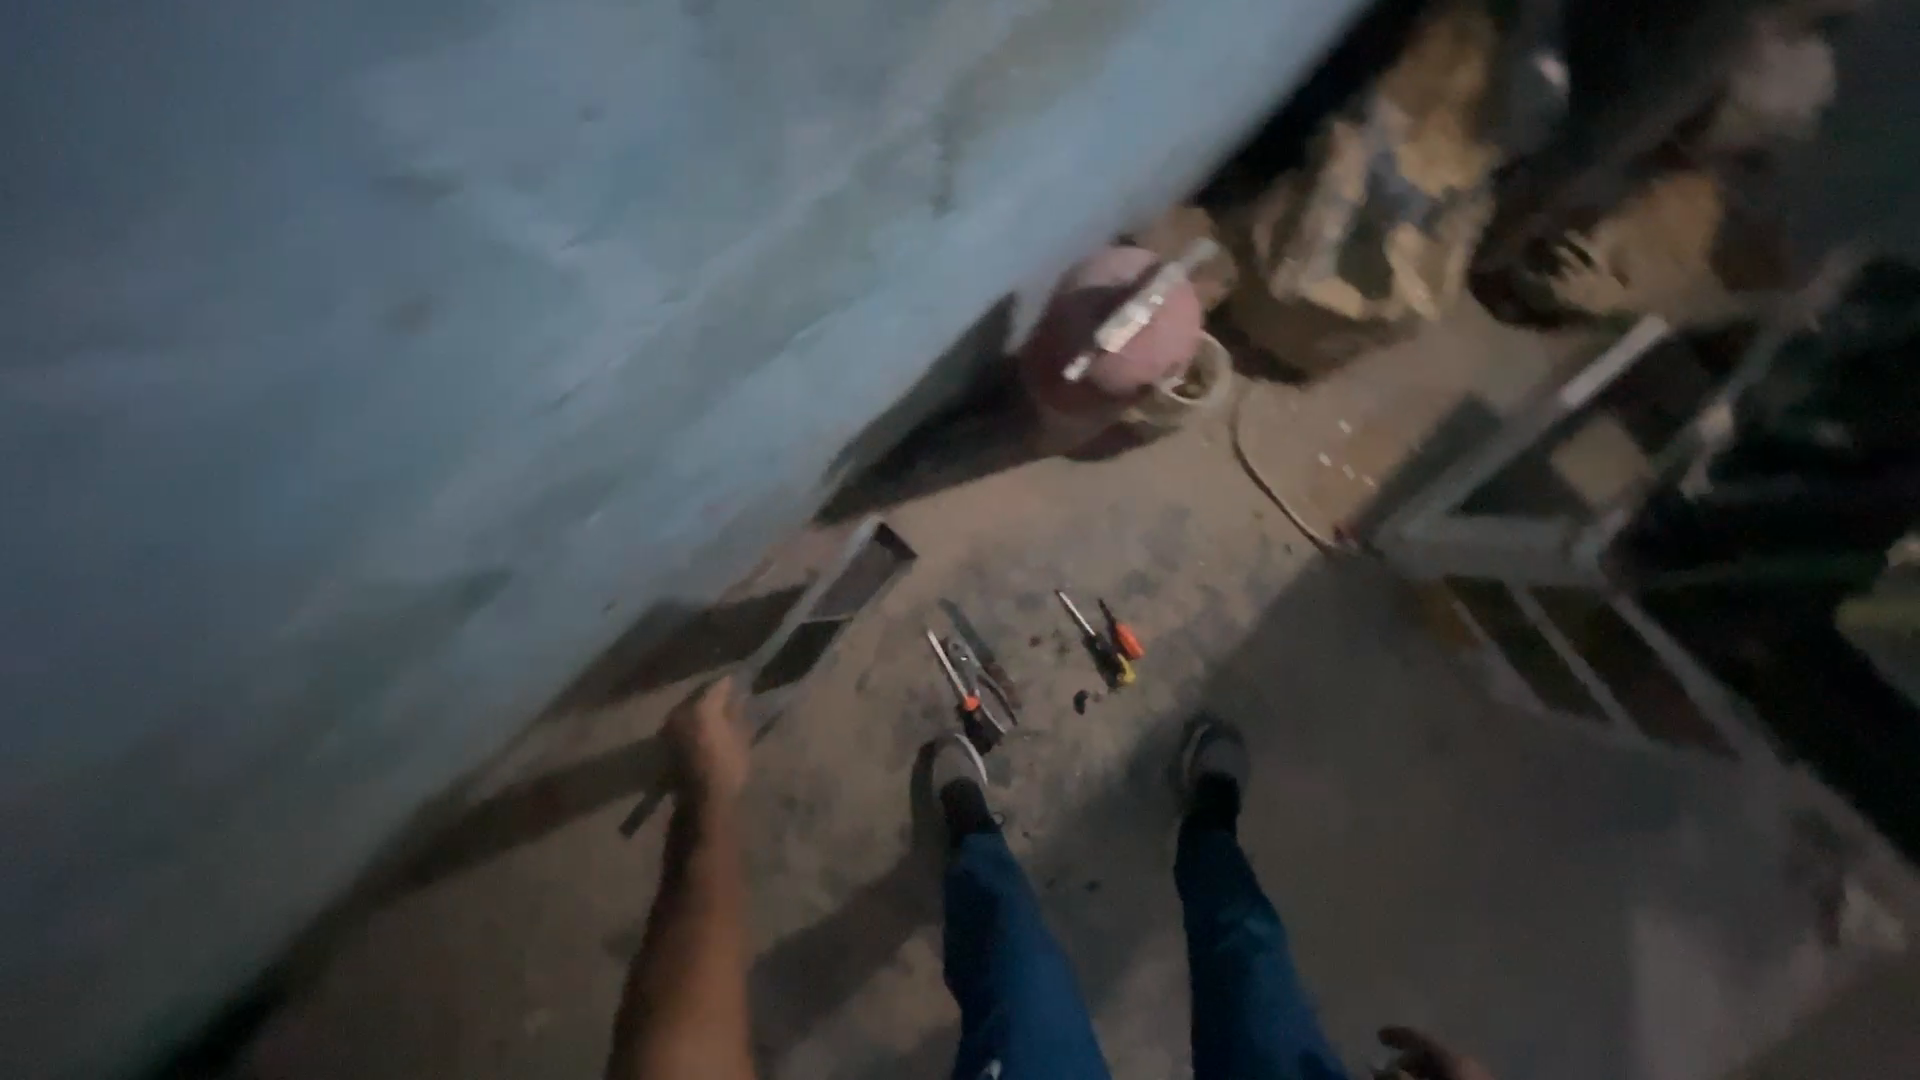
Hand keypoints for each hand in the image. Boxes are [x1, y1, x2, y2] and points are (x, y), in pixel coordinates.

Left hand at [666, 677, 749, 805]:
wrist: (702, 801)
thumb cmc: (728, 767)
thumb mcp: (740, 737)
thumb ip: (737, 713)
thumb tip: (738, 696)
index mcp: (701, 707)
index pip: (717, 686)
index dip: (729, 683)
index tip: (739, 682)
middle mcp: (681, 712)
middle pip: (698, 695)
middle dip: (712, 694)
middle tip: (728, 695)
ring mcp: (670, 726)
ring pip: (688, 708)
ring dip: (700, 707)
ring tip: (716, 711)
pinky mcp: (665, 741)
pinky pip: (682, 721)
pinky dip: (693, 721)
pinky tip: (704, 726)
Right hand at [1377, 1027, 1494, 1079]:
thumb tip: (1382, 1071)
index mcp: (1453, 1058)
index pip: (1417, 1036)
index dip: (1394, 1035)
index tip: (1378, 1038)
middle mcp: (1469, 1062)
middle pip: (1431, 1054)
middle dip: (1409, 1063)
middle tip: (1392, 1073)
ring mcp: (1483, 1077)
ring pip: (1445, 1070)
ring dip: (1424, 1076)